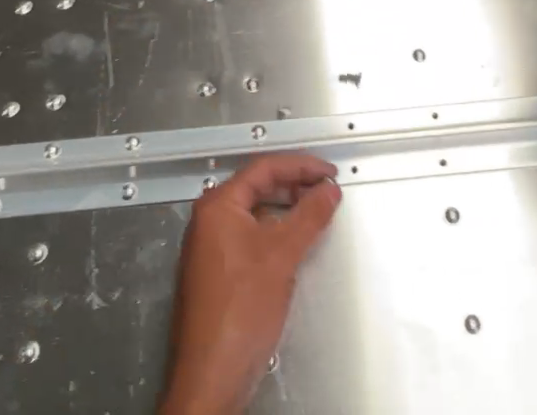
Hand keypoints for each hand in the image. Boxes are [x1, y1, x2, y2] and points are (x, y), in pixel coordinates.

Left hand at [159, 154, 340, 414]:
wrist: (212, 372)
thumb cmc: (239, 310)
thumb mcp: (283, 254)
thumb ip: (309, 216)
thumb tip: (327, 191)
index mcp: (217, 206)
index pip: (263, 168)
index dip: (300, 166)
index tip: (328, 171)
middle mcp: (208, 220)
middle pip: (257, 186)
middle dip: (294, 184)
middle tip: (325, 189)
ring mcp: (210, 246)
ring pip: (254, 212)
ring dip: (285, 207)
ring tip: (315, 212)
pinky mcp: (216, 270)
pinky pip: (249, 234)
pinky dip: (274, 230)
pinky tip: (293, 241)